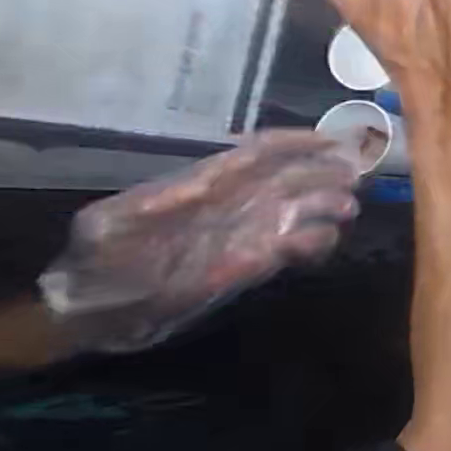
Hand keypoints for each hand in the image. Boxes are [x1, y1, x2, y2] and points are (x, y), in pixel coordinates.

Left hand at [41, 130, 360, 352]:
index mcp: (205, 184)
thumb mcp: (107, 228)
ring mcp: (247, 232)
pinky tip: (325, 242)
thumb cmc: (97, 264)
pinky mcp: (252, 263)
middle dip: (324, 171)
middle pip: (289, 177)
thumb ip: (151, 205)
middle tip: (355, 173)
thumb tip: (202, 187)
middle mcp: (235, 202)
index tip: (331, 138)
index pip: (259, 152)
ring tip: (347, 209)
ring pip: (299, 210)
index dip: (296, 142)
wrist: (94, 311)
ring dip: (326, 205)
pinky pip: (293, 247)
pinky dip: (314, 242)